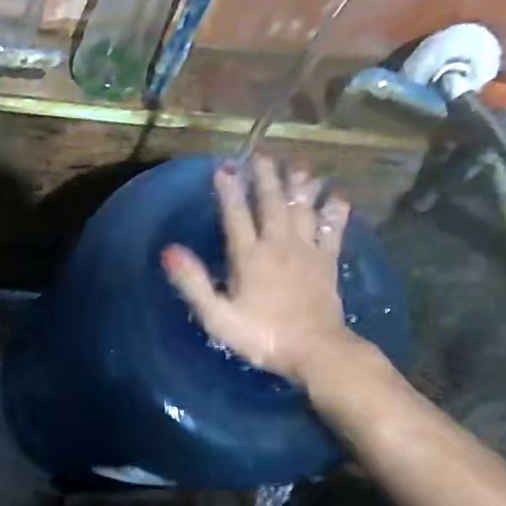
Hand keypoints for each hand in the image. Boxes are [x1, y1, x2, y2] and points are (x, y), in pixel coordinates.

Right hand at [162, 156, 363, 383]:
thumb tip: (169, 252)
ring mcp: (307, 251)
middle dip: (266, 177)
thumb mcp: (218, 317)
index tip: (223, 167)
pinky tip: (336, 195)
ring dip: (298, 184)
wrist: (314, 350)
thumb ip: (194, 284)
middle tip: (262, 155)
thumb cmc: (261, 337)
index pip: (235, 215)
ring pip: (302, 208)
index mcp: (249, 257)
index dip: (229, 190)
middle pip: (272, 203)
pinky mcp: (328, 262)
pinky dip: (334, 210)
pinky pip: (332, 229)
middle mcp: (279, 245)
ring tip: (296, 164)